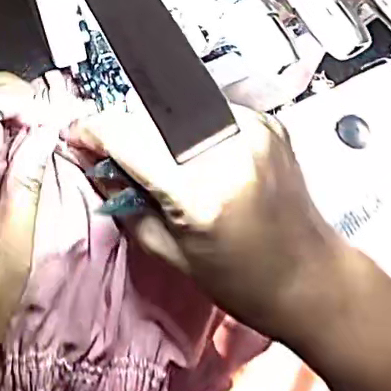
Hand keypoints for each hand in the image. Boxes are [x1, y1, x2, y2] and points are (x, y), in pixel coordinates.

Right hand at [75, 100, 351, 342]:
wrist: (315, 278)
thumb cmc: (243, 282)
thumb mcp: (174, 256)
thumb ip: (127, 206)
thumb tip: (94, 166)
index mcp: (201, 194)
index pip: (131, 140)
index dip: (94, 132)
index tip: (76, 133)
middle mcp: (228, 151)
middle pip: (153, 117)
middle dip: (124, 128)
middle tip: (110, 147)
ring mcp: (252, 130)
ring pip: (180, 108)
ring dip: (158, 126)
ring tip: (159, 156)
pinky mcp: (267, 123)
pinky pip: (211, 111)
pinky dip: (193, 129)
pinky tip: (196, 153)